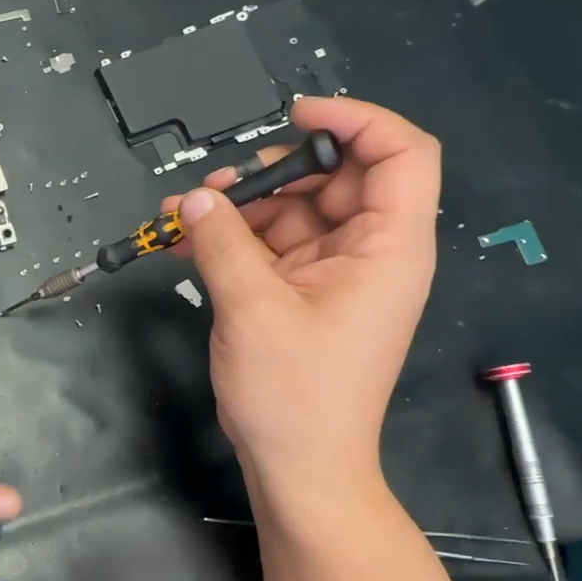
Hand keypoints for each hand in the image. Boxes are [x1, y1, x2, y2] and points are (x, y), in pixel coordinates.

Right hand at [164, 96, 441, 493]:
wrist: (297, 463)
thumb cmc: (293, 392)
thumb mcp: (252, 311)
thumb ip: (224, 246)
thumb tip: (196, 199)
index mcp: (390, 248)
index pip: (399, 155)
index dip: (356, 120)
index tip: (293, 117)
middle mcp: (369, 253)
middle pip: (334, 182)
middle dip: (273, 174)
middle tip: (214, 187)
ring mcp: (332, 277)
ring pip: (293, 216)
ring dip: (239, 211)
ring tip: (182, 216)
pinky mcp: (300, 299)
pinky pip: (269, 252)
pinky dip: (232, 243)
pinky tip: (186, 241)